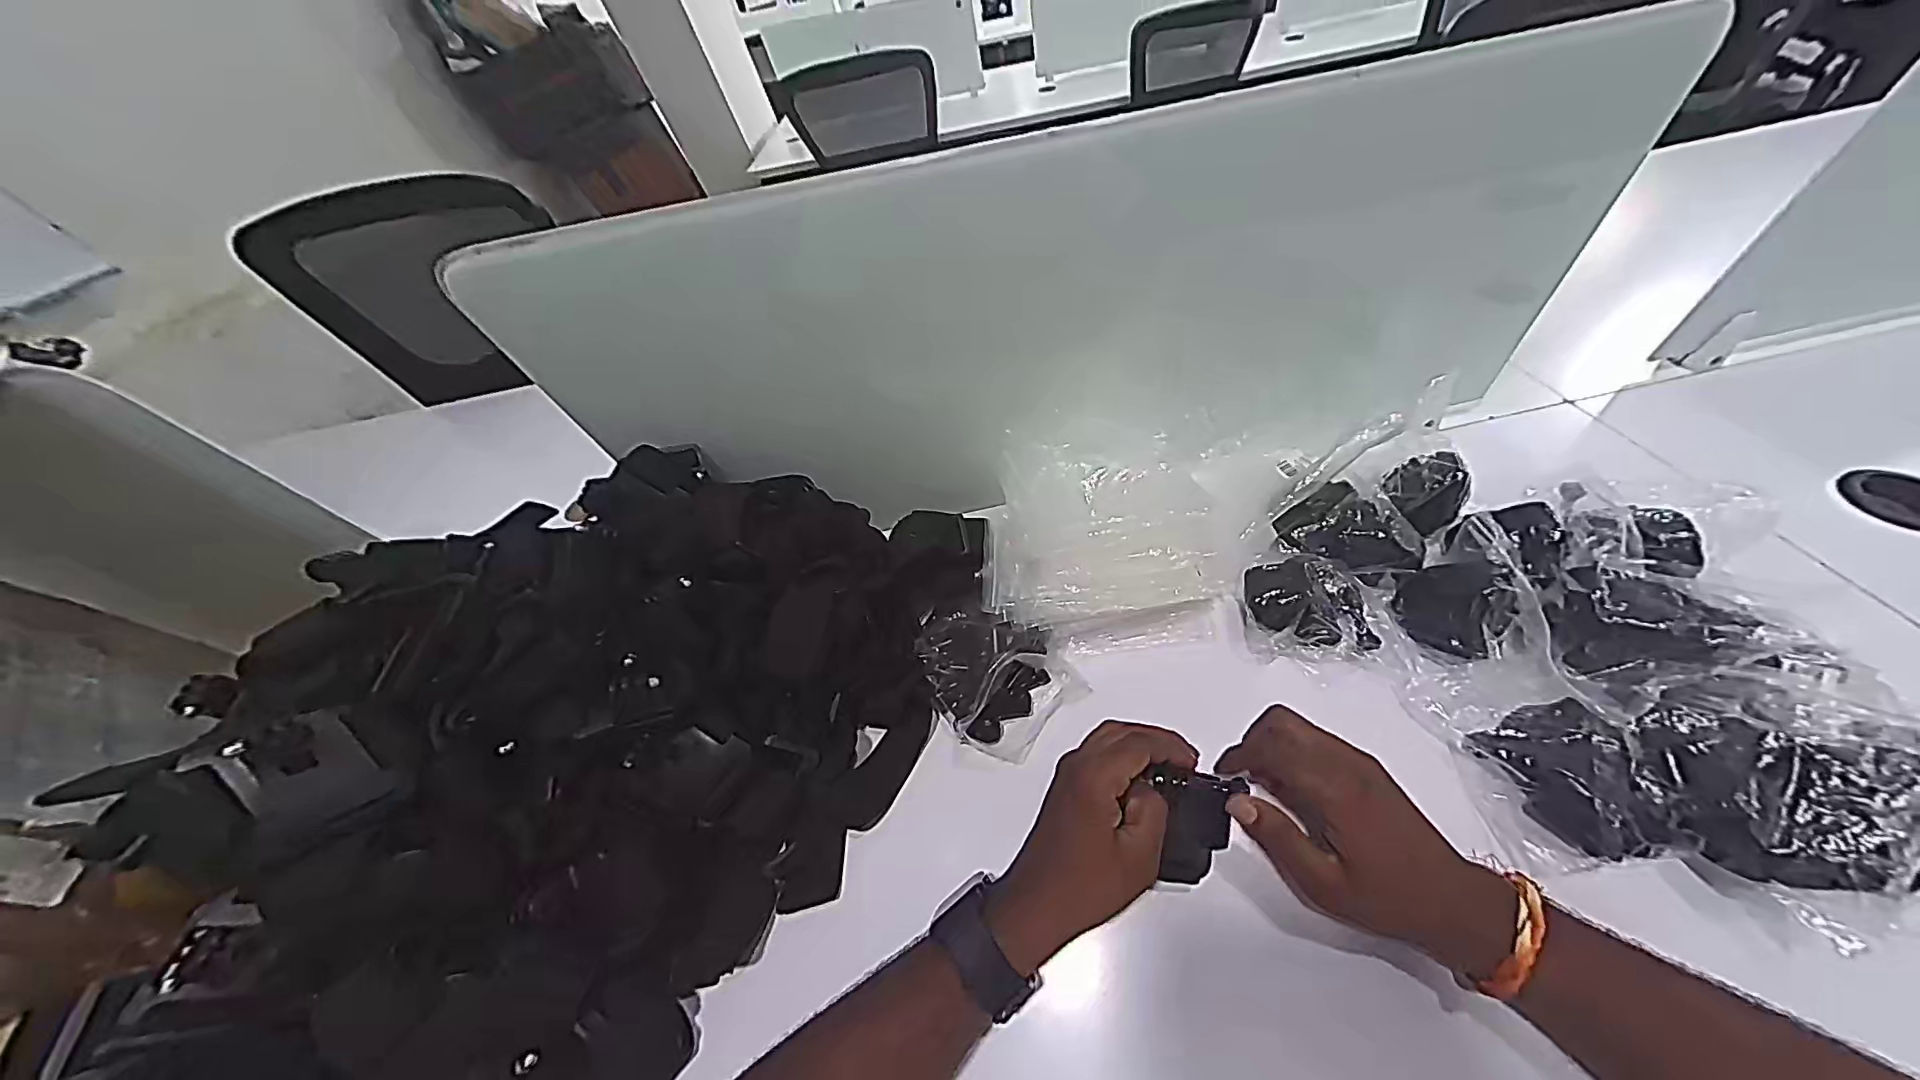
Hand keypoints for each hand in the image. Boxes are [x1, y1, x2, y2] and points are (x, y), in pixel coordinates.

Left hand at [985, 721, 1198, 975]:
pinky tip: (1140, 783)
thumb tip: (1154, 791)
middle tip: (1182, 759)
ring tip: (1167, 770)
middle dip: (1156, 740)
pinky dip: (1122, 759)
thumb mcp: (1140, 856)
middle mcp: (1074, 769)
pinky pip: (1096, 757)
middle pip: (1120, 732)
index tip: (1190, 762)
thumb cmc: (1076, 889)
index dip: (1171, 747)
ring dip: (1138, 746)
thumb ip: (1154, 810)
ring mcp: (1066, 777)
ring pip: (1106, 740)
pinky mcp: (1064, 789)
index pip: (1138, 741)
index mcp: (1092, 777)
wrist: (1038, 907)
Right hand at [1217, 705, 1515, 978]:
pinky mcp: (1365, 768)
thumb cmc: (1394, 898)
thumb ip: (1276, 837)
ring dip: (1270, 745)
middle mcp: (1350, 766)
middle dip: (1251, 742)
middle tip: (1241, 776)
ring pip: (1297, 726)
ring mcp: (1359, 764)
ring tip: (1263, 785)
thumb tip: (1239, 804)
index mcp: (1338, 790)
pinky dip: (1290, 752)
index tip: (1226, 775)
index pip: (1273, 746)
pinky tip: (1291, 789)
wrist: (1452, 902)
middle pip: (1282, 722)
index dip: (1239, 756)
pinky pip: (1315, 741)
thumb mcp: (1323, 884)